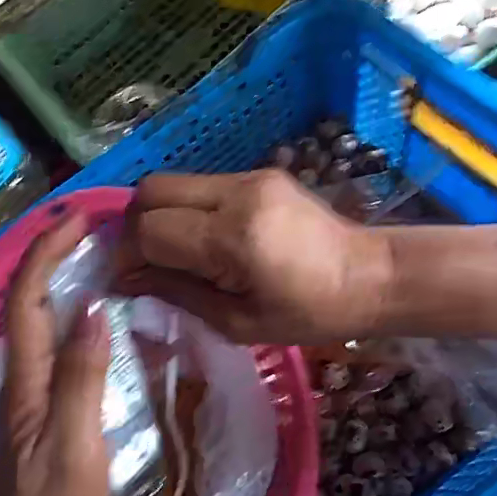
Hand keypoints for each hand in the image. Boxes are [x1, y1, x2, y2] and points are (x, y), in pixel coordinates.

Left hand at [0, 212, 111, 495]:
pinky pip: (55, 341)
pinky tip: (100, 314)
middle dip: (52, 253)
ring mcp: (30, 388)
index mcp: (26, 376)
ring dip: (61, 277)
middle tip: (92, 226)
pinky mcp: (43, 403)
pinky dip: (73, 312)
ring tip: (99, 254)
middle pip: (28, 298)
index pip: (27, 297)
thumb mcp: (74, 444)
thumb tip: (94, 309)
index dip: (47, 252)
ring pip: (40, 317)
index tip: (79, 219)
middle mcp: (21, 373)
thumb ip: (82, 378)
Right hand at [116, 170, 393, 343]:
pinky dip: (186, 209)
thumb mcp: (238, 322)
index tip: (125, 280)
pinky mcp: (259, 173)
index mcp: (235, 237)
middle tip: (142, 261)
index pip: (151, 229)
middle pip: (151, 188)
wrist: (371, 275)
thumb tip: (126, 279)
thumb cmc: (310, 314)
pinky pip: (201, 185)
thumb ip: (177, 293)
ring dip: (159, 214)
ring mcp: (250, 176)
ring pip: (174, 182)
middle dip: (134, 225)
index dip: (128, 255)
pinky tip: (201, 240)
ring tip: (172, 252)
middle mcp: (237, 193)